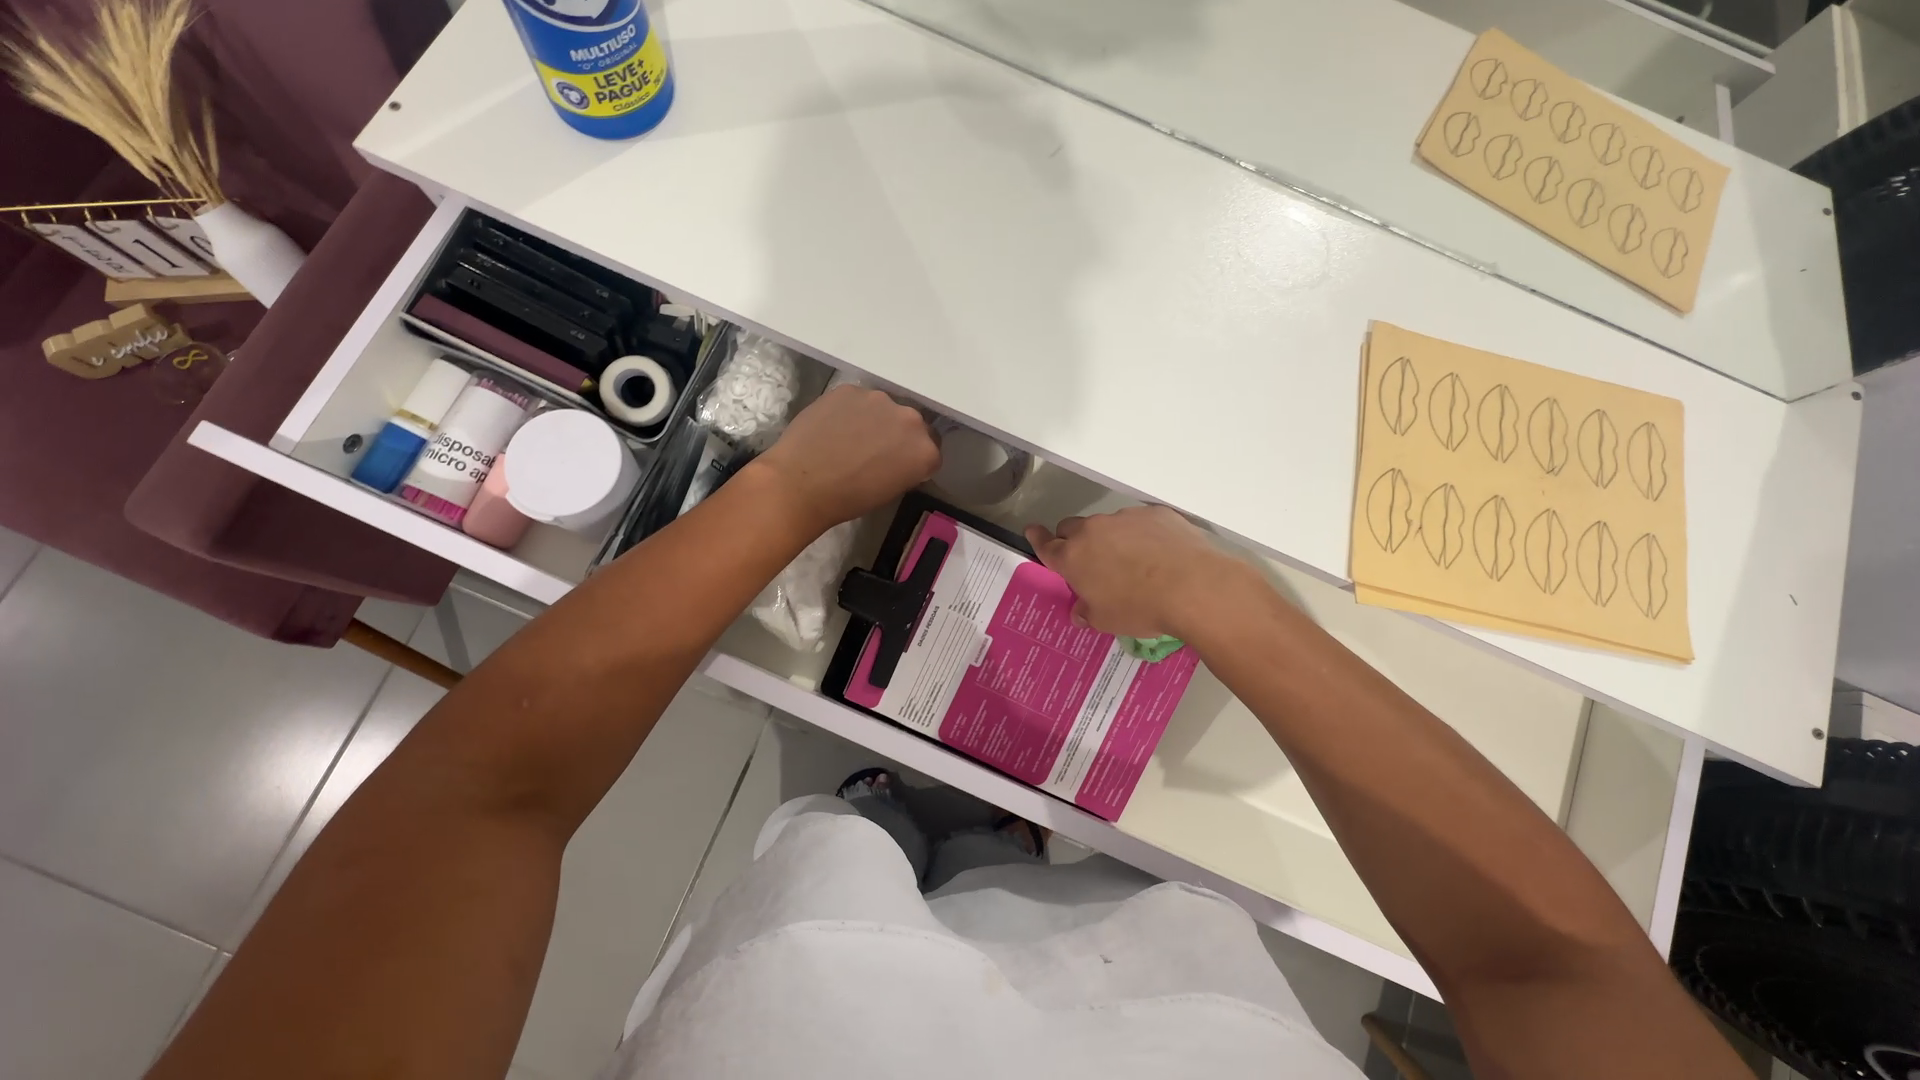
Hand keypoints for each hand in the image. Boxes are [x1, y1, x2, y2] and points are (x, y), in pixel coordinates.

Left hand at [752, 385, 940, 532]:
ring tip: (849, 439)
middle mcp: (909, 419)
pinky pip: (857, 400)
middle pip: (910, 423)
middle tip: (874, 452)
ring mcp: (878, 399)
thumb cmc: (848, 499)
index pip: (931, 449)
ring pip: (883, 408)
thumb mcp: (891, 490)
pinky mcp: (850, 389)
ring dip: (874, 419)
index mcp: (924, 450)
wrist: (801, 483)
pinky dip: (850, 411)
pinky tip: (832, 428)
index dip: (914, 458)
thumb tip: (899, 457)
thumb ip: (906, 467)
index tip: (898, 466)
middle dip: (897, 434)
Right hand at [1024, 506, 1246, 637]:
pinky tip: (1160, 555)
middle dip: (1074, 541)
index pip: (1045, 545)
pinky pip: (1141, 523)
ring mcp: (1125, 518)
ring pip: (1108, 525)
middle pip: (1072, 528)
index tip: (1032, 531)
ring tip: (1134, 563)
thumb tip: (1080, 610)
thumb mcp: (1107, 621)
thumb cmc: (1140, 608)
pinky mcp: (1155, 514)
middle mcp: (1093, 531)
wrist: (1192, 586)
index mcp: (1073, 558)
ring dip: (1112, 539)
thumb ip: (1088, 612)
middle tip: (1089, 561)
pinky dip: (1144, 535)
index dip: (1038, 539)